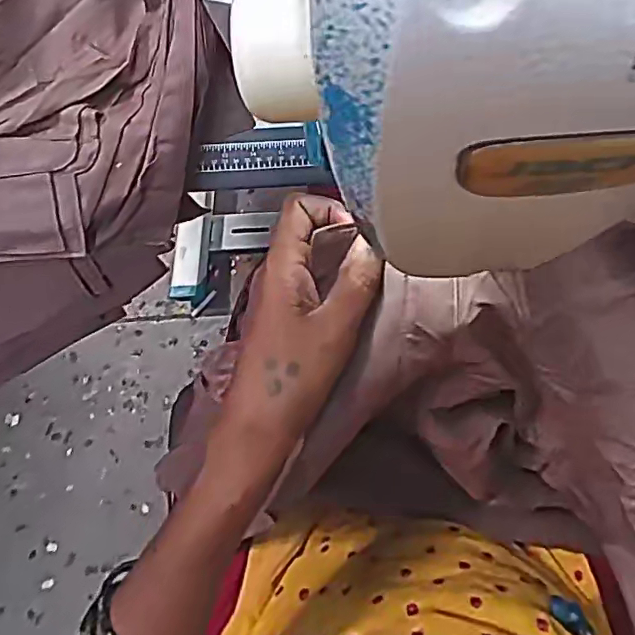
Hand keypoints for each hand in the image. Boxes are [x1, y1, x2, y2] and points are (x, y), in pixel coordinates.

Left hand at [211, 194, 382, 458]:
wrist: (259, 429)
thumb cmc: (291, 380)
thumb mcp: (336, 327)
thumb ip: (357, 279)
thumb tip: (372, 243)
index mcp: (281, 266)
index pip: (299, 206)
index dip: (331, 207)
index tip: (360, 231)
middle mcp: (276, 273)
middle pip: (308, 227)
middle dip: (344, 231)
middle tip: (375, 252)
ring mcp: (281, 294)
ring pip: (312, 254)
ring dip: (343, 257)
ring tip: (371, 274)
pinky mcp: (288, 315)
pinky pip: (314, 280)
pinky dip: (338, 280)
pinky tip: (358, 299)